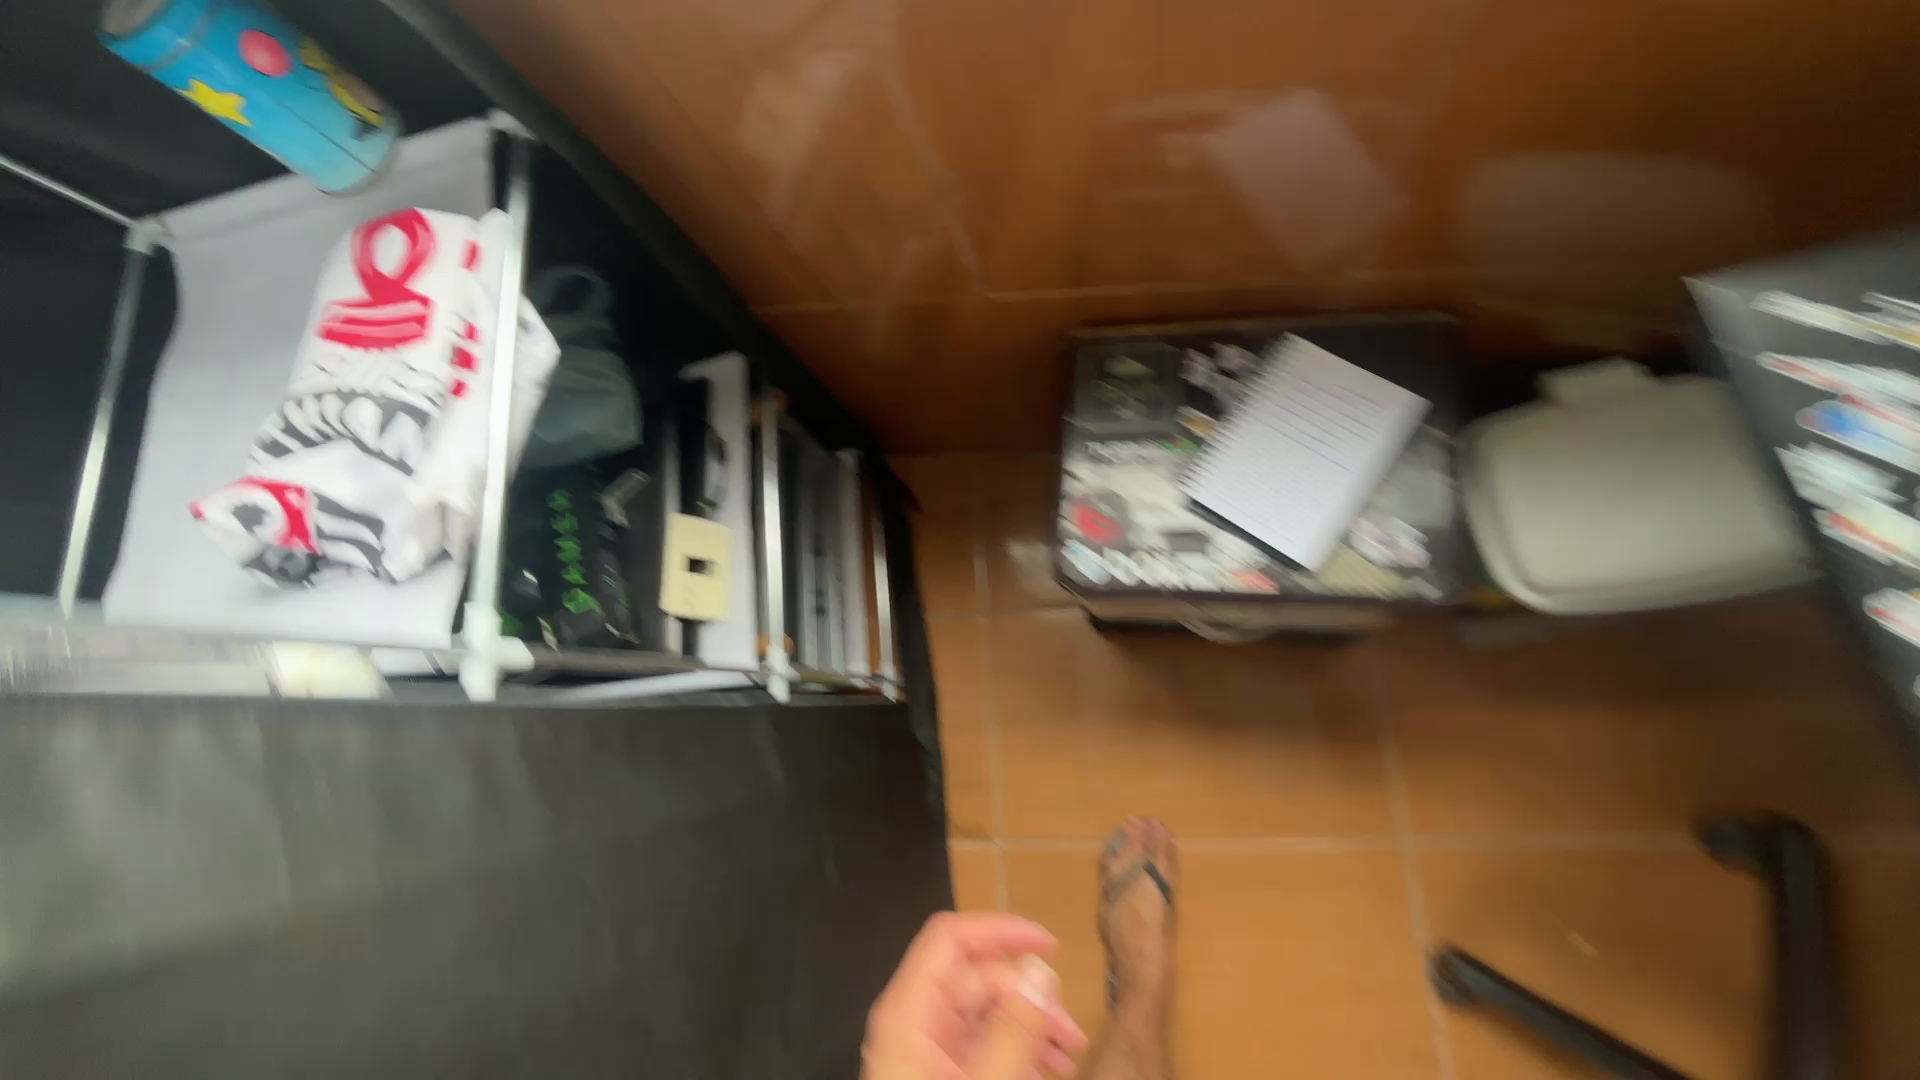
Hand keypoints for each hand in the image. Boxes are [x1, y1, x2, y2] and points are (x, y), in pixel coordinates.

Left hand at [863, 912, 1089, 1079]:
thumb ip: (1014, 1027)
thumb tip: (1039, 969)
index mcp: (910, 1013)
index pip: (951, 940)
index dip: (999, 931)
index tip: (1050, 945)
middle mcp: (915, 1022)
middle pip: (976, 981)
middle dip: (1029, 998)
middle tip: (1073, 1036)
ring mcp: (925, 1052)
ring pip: (984, 1015)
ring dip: (1030, 1029)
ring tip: (1068, 1061)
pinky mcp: (939, 1075)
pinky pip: (981, 1047)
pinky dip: (1016, 1054)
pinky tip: (1046, 1076)